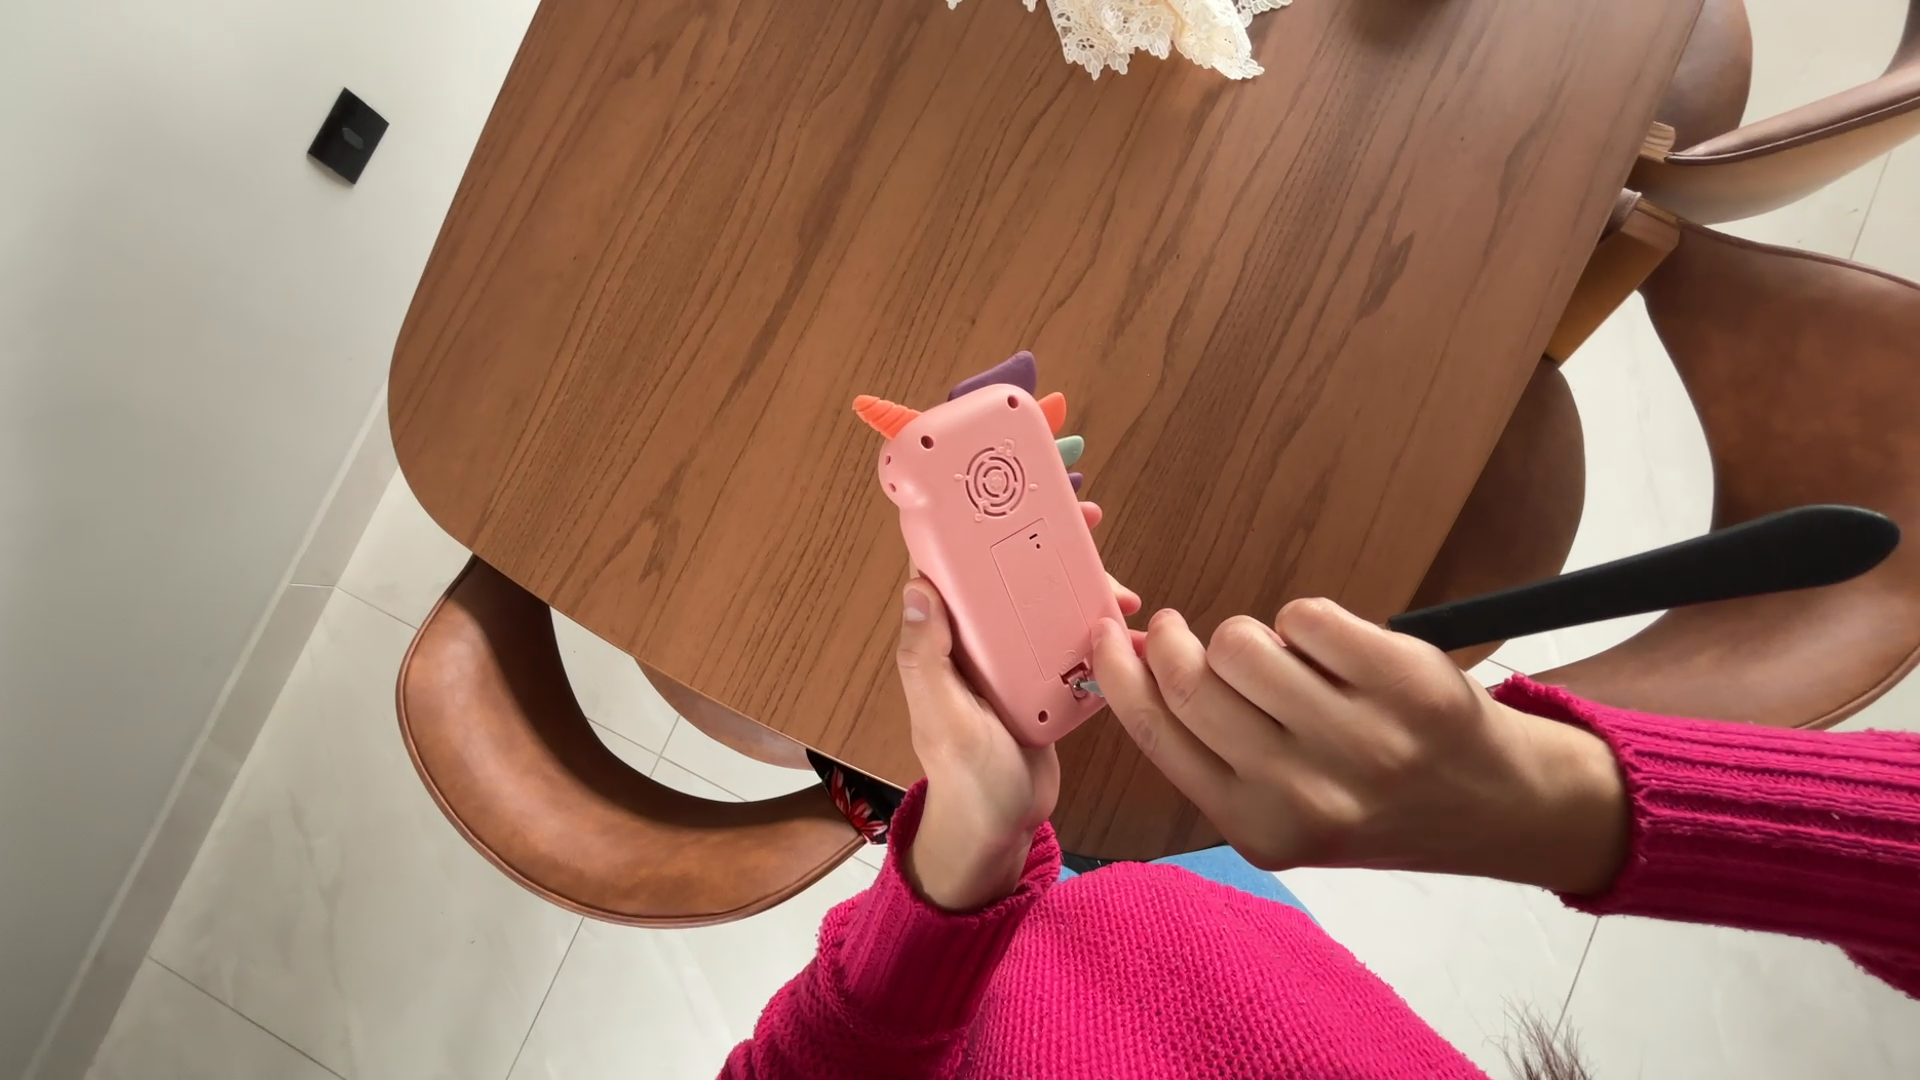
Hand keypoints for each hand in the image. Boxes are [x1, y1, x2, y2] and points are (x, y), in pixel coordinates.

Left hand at [899, 502, 1140, 910]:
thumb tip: (918, 586)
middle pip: (1010, 570)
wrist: (1002, 827)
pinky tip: (1126, 628)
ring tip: (1120, 592)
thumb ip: (928, 658)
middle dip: (1048, 540)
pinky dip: (1098, 627)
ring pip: (1046, 598)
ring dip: (1081, 583)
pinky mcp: (1045, 677)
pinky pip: (1071, 637)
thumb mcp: (944, 717)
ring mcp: (1014, 655)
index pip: (954, 564)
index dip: (978, 521)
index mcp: (947, 638)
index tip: (1013, 491)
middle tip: (1090, 522)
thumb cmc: (966, 777)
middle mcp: (978, 637)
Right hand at [1090, 598, 1627, 893]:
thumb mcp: (1272, 804)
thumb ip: (1201, 740)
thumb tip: (1132, 656)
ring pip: (1241, 639)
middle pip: (1191, 679)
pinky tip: (1332, 654)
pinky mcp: (1407, 682)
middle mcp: (1305, 792)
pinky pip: (1305, 615)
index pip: (1157, 730)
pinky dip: (1307, 622)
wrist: (1497, 809)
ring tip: (1279, 660)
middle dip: (1170, 639)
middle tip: (1175, 628)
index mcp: (1256, 828)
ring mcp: (1361, 739)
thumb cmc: (1365, 802)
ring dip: (1247, 635)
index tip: (1106, 636)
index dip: (1119, 672)